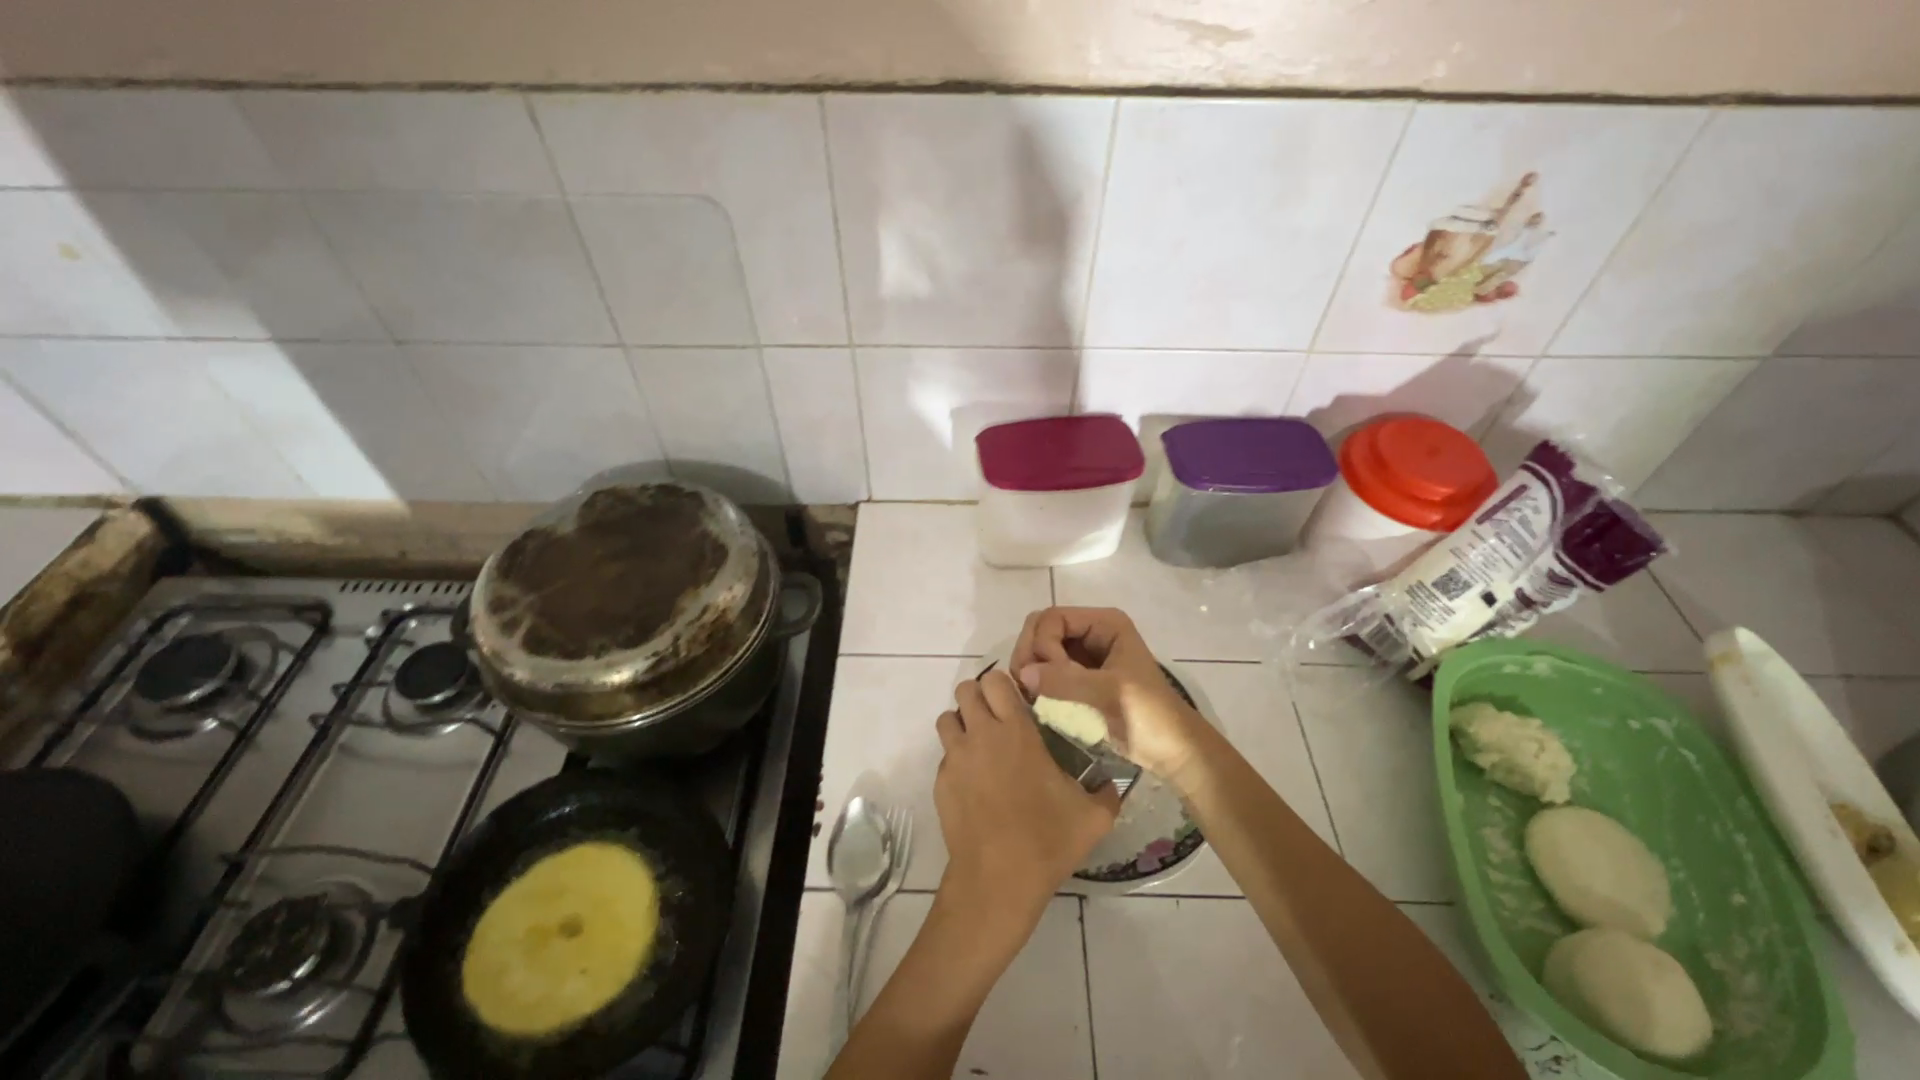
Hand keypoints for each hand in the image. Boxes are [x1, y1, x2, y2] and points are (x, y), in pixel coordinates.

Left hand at [933, 671, 1118, 930]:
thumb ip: (1107, 791)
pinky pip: (945, 755)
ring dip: (963, 723)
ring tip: (983, 745)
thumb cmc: (1048, 840)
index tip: (1020, 702)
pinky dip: (957, 758)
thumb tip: (1113, 784)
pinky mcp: (941, 782)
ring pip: (948, 719)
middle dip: (981, 697)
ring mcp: (956, 759)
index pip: (996, 680)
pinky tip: (976, 783)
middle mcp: (981, 736)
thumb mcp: (1094, 816)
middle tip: (999, 719)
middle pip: (966, 690)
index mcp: (1016, 732)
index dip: (1006, 685)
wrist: (999, 878)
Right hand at [1012, 607, 1206, 780]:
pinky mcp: (1076, 680)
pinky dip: (1034, 684)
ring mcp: (1081, 656)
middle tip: (1030, 689)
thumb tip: (1022, 674)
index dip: (1044, 646)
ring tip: (1033, 698)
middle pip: (1039, 629)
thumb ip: (1066, 681)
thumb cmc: (1149, 716)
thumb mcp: (1111, 694)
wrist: (1171, 750)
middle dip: (1030, 656)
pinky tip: (1036, 702)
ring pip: (1037, 650)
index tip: (1053, 679)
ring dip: (1029, 671)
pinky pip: (1044, 671)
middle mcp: (1090, 633)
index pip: (1051, 619)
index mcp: (1105, 624)